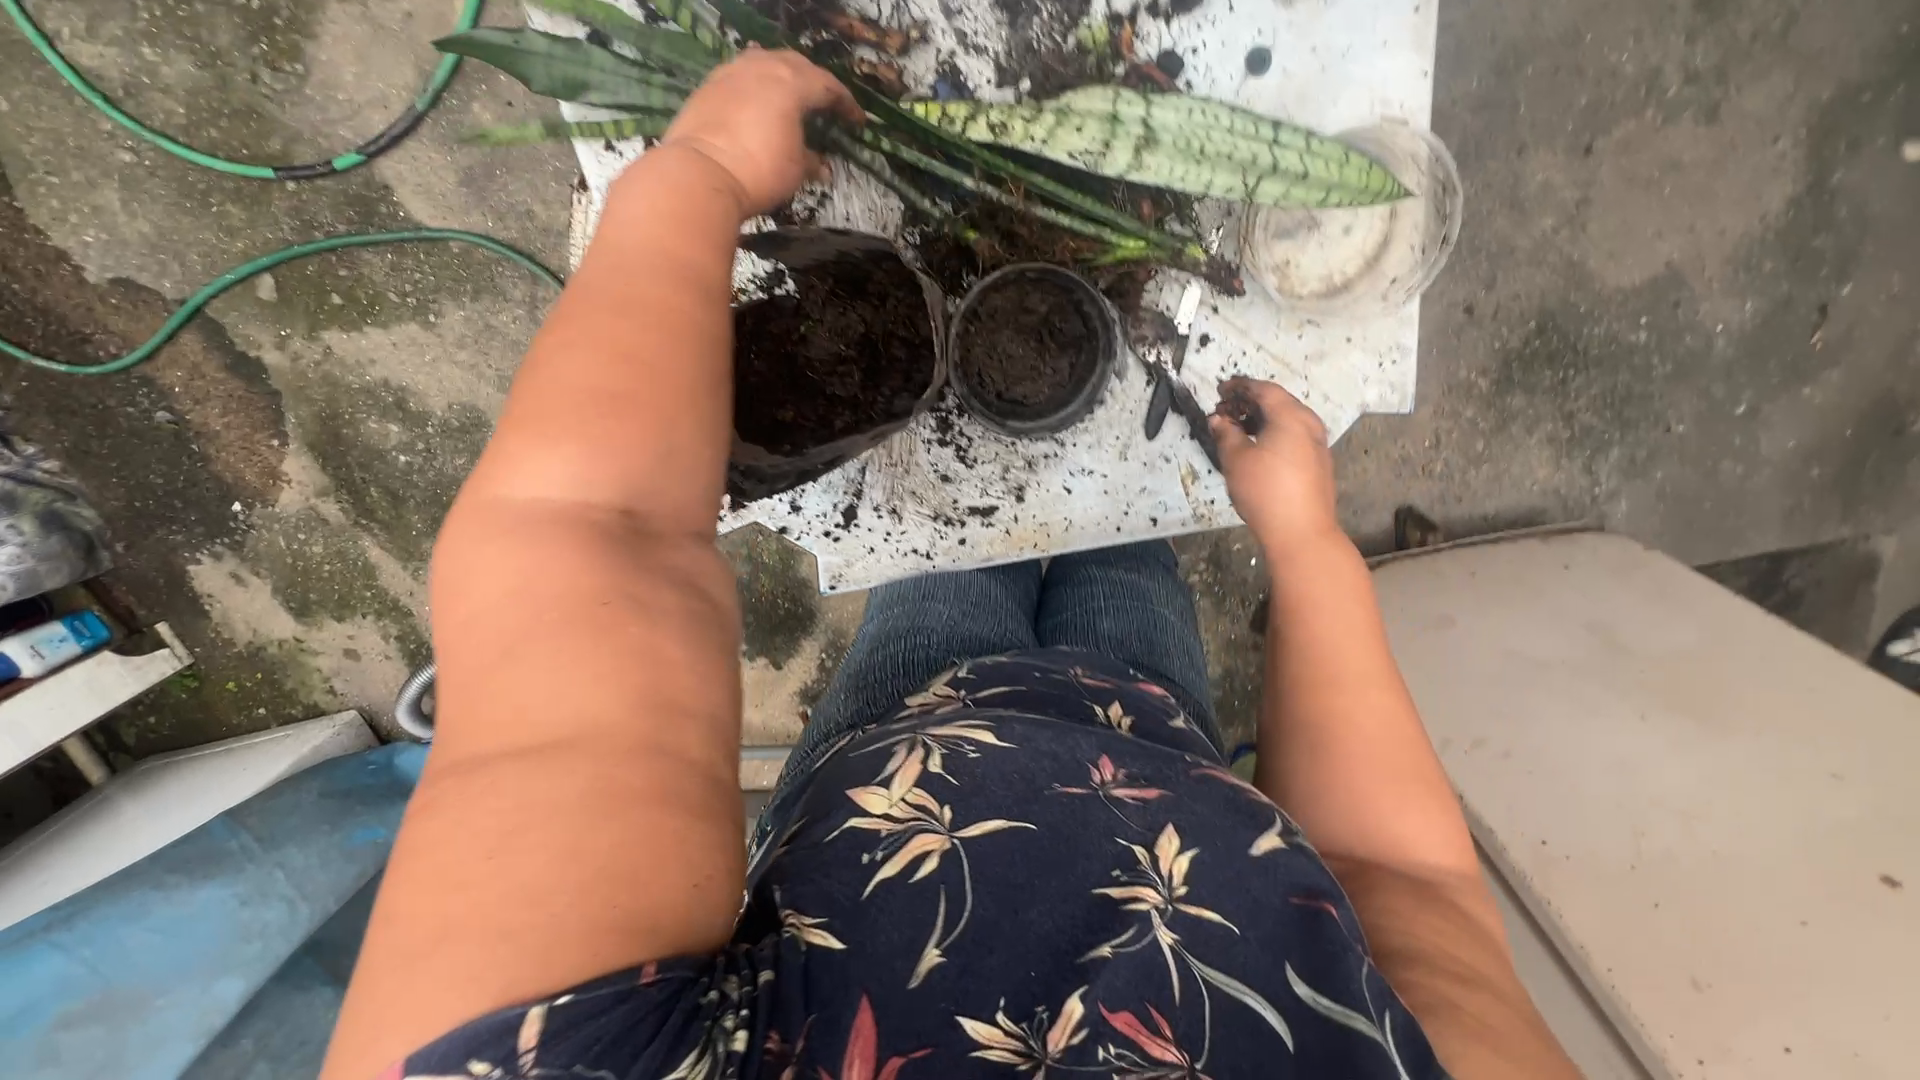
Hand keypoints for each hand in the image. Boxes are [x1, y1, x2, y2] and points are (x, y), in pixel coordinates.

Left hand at [660, 47, 862, 218]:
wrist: (700, 173)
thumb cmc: (759, 171)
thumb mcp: (795, 170)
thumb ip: (811, 161)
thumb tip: (822, 166)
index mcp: (792, 83)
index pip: (827, 86)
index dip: (846, 103)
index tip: (857, 121)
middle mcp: (762, 67)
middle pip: (796, 64)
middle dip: (815, 81)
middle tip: (825, 102)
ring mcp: (732, 72)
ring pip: (765, 62)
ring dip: (783, 76)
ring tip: (790, 95)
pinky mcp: (709, 86)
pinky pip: (742, 76)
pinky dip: (757, 86)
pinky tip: (758, 101)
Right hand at [1208, 377, 1343, 557]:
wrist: (1301, 531)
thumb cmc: (1265, 491)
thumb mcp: (1236, 459)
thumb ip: (1225, 433)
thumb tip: (1218, 419)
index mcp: (1291, 416)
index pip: (1264, 389)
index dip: (1240, 386)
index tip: (1220, 389)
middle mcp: (1309, 424)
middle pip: (1278, 402)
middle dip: (1249, 402)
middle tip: (1225, 409)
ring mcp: (1317, 444)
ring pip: (1286, 420)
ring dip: (1260, 419)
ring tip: (1236, 429)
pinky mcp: (1317, 462)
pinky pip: (1293, 435)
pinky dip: (1273, 432)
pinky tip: (1257, 447)